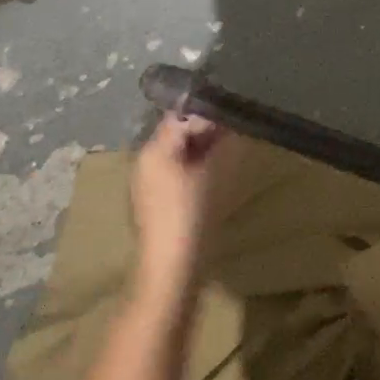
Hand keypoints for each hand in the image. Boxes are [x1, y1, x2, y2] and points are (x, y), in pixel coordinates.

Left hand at [131, 114, 229, 277]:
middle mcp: (145, 161)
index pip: (179, 115)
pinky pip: (176, 172)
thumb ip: (216, 140)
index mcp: (153, 149)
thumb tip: (223, 121)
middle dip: (205, 130)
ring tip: (229, 149)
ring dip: (202, 148)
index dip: (206, 112)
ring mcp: (148, 183)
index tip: (232, 113)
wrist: (172, 267)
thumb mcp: (209, 170)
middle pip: (176, 133)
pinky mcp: (156, 202)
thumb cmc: (190, 212)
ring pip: (178, 153)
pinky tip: (215, 174)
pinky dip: (195, 167)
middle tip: (234, 130)